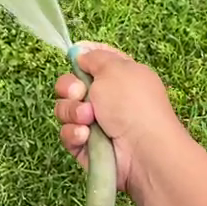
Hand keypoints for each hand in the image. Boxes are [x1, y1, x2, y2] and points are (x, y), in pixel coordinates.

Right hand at [53, 41, 190, 197]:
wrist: (141, 150)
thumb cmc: (132, 104)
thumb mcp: (115, 68)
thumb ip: (94, 57)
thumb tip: (81, 55)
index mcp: (119, 76)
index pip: (95, 60)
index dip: (82, 56)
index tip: (74, 56)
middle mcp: (106, 98)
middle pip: (71, 85)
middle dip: (69, 87)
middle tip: (79, 93)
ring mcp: (94, 122)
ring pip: (65, 109)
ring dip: (72, 112)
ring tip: (88, 119)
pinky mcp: (84, 145)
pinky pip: (67, 133)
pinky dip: (74, 133)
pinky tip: (86, 136)